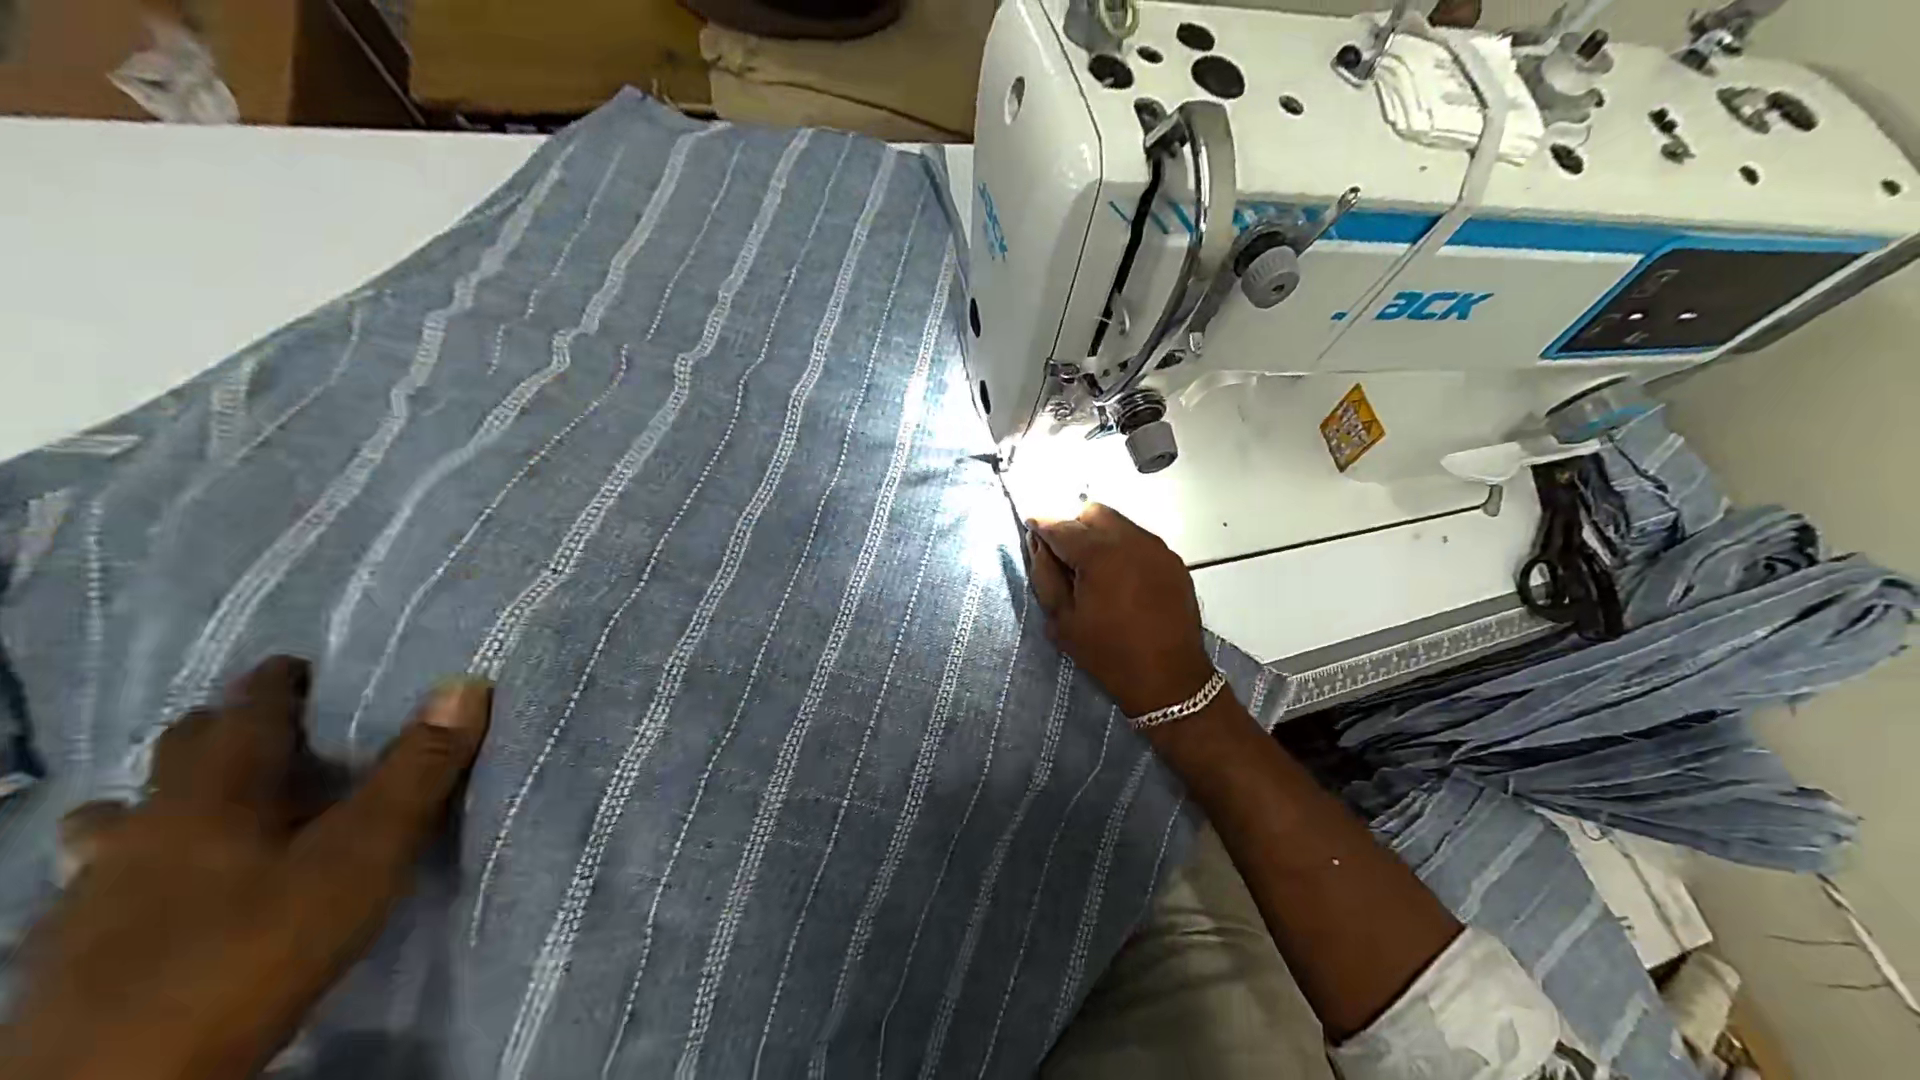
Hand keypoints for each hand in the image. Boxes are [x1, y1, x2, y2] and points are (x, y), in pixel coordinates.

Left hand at [0, 656, 491, 1079]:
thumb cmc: (260, 944)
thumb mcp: (365, 854)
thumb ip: (418, 770)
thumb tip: (466, 684)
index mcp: (215, 795)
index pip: (244, 714)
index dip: (272, 685)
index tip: (292, 664)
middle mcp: (146, 828)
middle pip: (176, 758)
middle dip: (216, 733)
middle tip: (259, 730)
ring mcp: (94, 892)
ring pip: (116, 823)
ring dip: (154, 804)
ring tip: (189, 809)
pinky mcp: (68, 954)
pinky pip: (92, 888)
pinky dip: (124, 871)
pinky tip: (140, 897)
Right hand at [1026, 503, 1215, 717]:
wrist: (1169, 679)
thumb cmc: (1108, 653)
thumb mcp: (1062, 620)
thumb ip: (1045, 575)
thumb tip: (1039, 546)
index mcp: (1099, 554)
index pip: (1060, 526)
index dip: (1041, 525)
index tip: (1030, 527)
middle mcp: (1131, 540)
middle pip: (1093, 513)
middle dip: (1073, 526)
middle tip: (1065, 557)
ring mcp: (1157, 549)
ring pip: (1119, 523)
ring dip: (1099, 536)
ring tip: (1094, 570)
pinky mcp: (1173, 561)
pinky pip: (1140, 540)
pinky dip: (1123, 548)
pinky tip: (1120, 579)